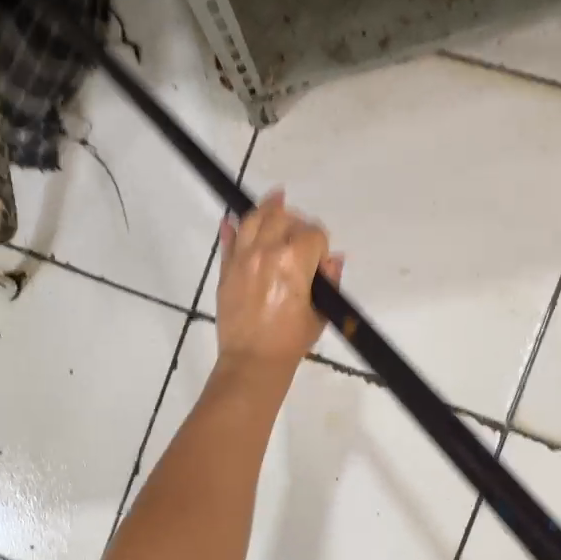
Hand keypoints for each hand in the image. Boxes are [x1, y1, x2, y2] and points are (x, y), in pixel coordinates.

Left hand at [215, 191, 341, 369]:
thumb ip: (329, 281)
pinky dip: (231, 229)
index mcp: (293, 261)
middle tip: (300, 236)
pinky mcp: (226, 270)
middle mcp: (266, 251)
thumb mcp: (320, 312)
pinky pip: (228, 241)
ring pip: (253, 219)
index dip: (320, 245)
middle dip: (296, 222)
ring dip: (266, 209)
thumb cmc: (291, 340)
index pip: (313, 233)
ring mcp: (242, 259)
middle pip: (283, 217)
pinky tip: (232, 220)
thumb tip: (334, 260)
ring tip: (275, 199)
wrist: (252, 360)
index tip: (319, 265)